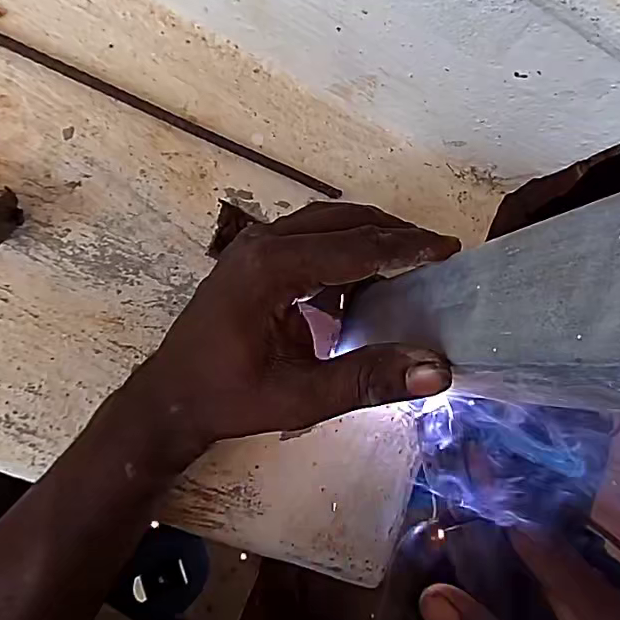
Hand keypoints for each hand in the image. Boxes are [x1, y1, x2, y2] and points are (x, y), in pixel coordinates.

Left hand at [114, 201, 459, 464]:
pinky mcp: (252, 259)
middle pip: (340, 222)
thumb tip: (436, 369)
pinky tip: (364, 281)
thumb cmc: (226, 397)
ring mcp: (253, 247)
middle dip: (392, 234)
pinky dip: (342, 252)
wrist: (170, 396)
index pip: (353, 246)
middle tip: (438, 251)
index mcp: (269, 268)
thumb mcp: (299, 397)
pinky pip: (307, 241)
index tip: (450, 249)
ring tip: (411, 260)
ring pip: (324, 225)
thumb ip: (367, 380)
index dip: (406, 247)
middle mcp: (261, 244)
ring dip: (367, 238)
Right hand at [419, 526, 619, 619]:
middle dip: (471, 540)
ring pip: (519, 574)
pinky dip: (488, 596)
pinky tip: (454, 600)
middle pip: (521, 550)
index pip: (526, 534)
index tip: (433, 509)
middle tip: (420, 539)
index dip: (479, 516)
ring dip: (475, 568)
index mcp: (595, 606)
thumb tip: (431, 593)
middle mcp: (592, 599)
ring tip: (428, 561)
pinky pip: (524, 601)